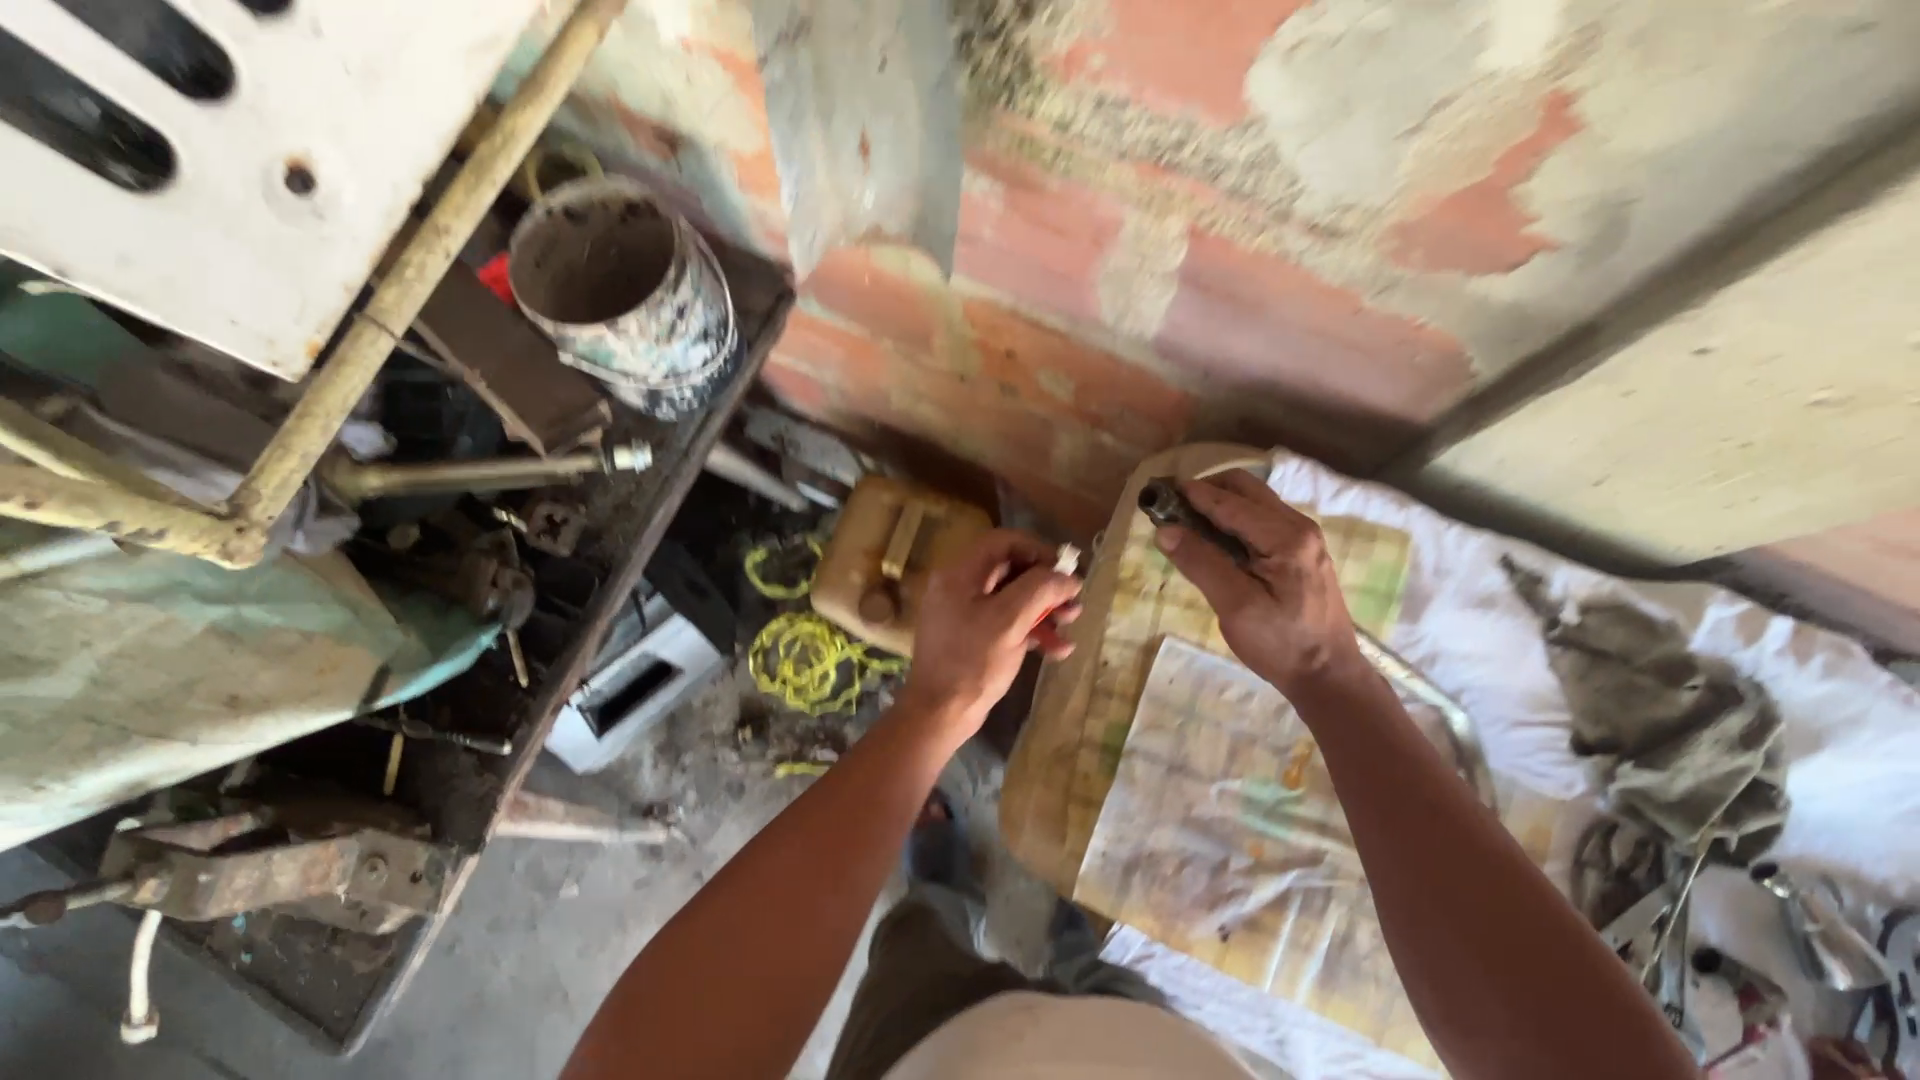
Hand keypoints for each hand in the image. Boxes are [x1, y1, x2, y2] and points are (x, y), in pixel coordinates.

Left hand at [899, 529, 1082, 738]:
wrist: (940, 714)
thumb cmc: (972, 662)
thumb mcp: (1009, 621)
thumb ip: (1040, 590)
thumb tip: (1068, 576)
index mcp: (960, 574)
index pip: (1003, 542)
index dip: (1038, 550)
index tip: (1064, 571)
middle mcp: (959, 587)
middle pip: (1011, 571)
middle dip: (1046, 586)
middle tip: (1073, 603)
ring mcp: (964, 613)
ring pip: (1012, 599)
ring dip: (1044, 610)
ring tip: (1071, 624)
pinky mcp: (972, 638)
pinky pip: (1006, 623)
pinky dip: (1031, 631)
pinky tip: (1057, 650)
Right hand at [1154, 472, 1364, 697]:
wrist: (1329, 676)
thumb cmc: (1281, 645)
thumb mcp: (1235, 607)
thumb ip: (1201, 563)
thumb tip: (1164, 530)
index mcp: (1286, 536)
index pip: (1229, 502)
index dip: (1191, 494)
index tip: (1157, 490)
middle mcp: (1298, 526)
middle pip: (1245, 488)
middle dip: (1205, 491)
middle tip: (1171, 508)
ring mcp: (1303, 538)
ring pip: (1254, 502)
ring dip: (1219, 504)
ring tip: (1185, 523)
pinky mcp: (1301, 552)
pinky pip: (1261, 521)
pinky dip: (1233, 520)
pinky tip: (1213, 541)